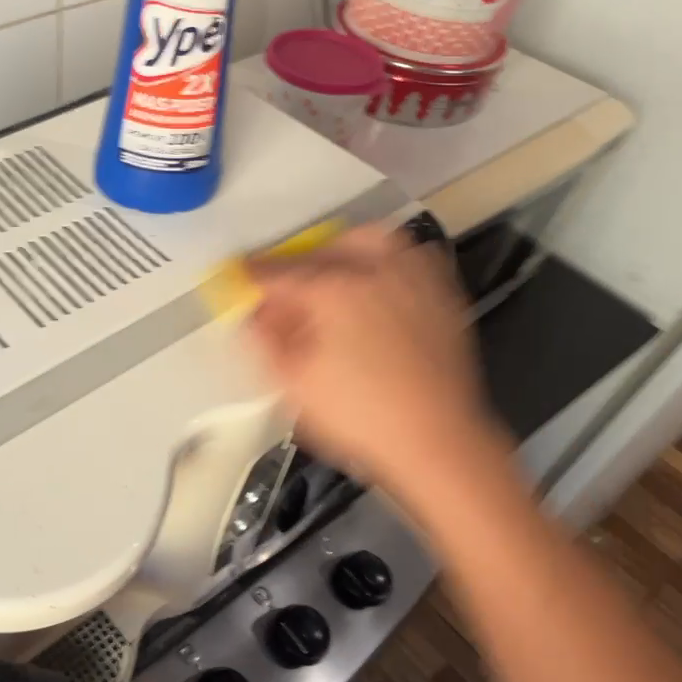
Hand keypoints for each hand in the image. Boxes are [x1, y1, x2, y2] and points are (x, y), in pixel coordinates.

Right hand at [244, 226, 508, 499]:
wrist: (437, 442)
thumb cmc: (360, 417)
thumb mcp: (293, 384)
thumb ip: (264, 340)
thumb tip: (252, 314)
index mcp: (333, 289)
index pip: (278, 272)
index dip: (252, 276)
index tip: (238, 278)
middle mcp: (375, 270)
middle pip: (323, 248)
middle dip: (296, 264)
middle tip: (285, 289)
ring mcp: (413, 278)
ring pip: (369, 240)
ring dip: (341, 251)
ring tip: (330, 277)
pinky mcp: (442, 294)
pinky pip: (409, 256)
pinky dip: (386, 261)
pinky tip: (376, 283)